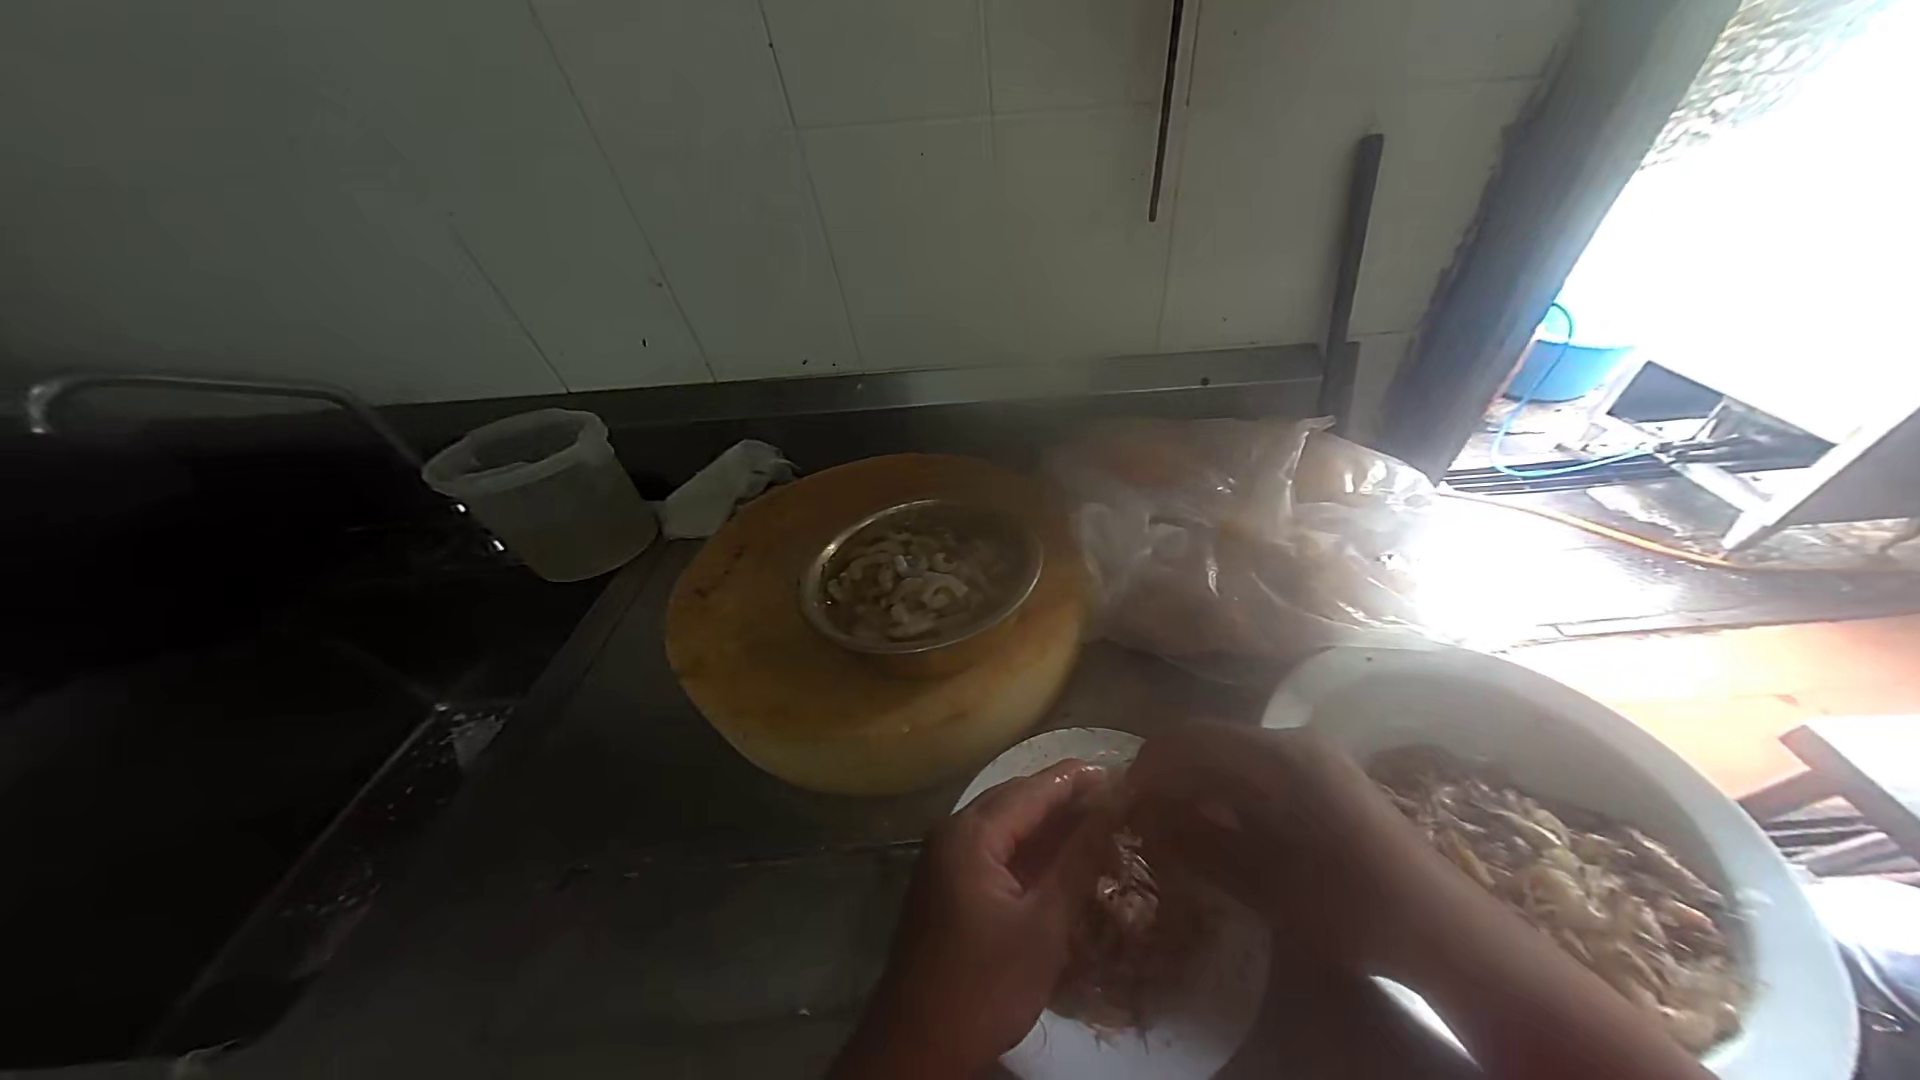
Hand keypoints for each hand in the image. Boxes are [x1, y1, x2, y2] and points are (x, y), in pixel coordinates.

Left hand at [831, 759, 1110, 1079]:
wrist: (917, 1046)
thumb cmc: (983, 986)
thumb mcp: (1042, 926)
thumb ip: (1077, 862)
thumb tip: (1112, 812)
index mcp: (970, 835)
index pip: (1030, 790)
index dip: (1075, 781)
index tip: (1119, 774)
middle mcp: (953, 834)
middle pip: (1015, 800)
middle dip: (1063, 798)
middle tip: (1114, 800)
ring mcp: (946, 859)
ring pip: (1005, 826)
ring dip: (1048, 824)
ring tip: (1098, 823)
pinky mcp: (949, 885)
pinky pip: (995, 851)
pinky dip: (1029, 850)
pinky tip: (1062, 859)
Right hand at [1126, 721, 1436, 969]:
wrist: (1442, 928)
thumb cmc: (1346, 908)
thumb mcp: (1258, 884)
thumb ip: (1193, 844)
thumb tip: (1144, 819)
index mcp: (1273, 759)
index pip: (1187, 740)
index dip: (1147, 766)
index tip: (1124, 800)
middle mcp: (1289, 739)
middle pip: (1205, 737)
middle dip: (1167, 770)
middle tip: (1144, 810)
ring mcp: (1310, 751)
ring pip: (1228, 747)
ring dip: (1195, 775)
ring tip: (1176, 817)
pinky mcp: (1322, 769)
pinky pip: (1254, 761)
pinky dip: (1225, 781)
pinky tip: (1220, 817)